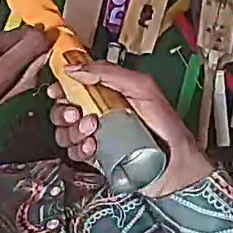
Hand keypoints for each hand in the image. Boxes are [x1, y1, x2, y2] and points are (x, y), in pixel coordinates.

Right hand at [47, 61, 214, 197]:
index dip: (62, 86)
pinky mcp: (97, 157)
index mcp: (109, 92)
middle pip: (64, 109)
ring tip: (93, 132)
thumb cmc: (167, 126)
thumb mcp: (142, 88)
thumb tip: (76, 67)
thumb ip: (109, 73)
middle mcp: (100, 113)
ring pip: (65, 132)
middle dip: (65, 112)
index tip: (58, 90)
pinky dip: (80, 150)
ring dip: (73, 132)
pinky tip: (94, 147)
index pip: (75, 85)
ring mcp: (97, 136)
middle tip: (78, 115)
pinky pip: (75, 153)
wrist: (174, 165)